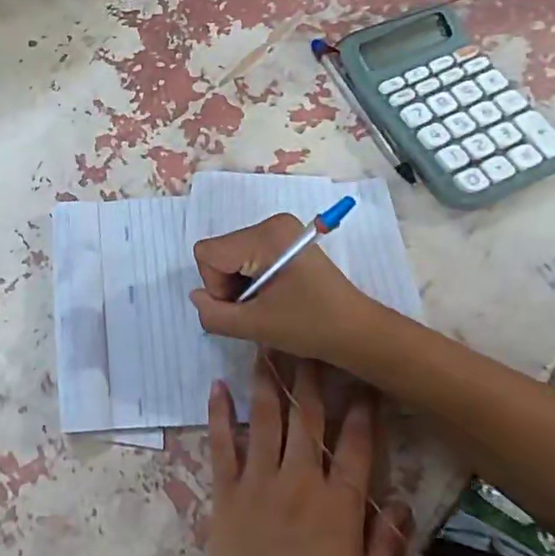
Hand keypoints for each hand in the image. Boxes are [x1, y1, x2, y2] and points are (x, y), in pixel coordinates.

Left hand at [186, 354, 408, 555]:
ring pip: (265, 420)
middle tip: (312, 337)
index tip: (366, 375)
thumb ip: (388, 547)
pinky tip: (217, 386)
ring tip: (268, 345)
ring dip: (268, 380)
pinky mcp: (225, 492)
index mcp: (341, 508)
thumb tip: (407, 505)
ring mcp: (258, 483)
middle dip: (313, 375)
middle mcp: (300, 483)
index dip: (364, 408)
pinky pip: (222, 444)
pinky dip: (219, 414)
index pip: (357, 445)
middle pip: (309, 419)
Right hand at [190, 214, 386, 367]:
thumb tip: (196, 297)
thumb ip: (214, 314)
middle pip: (219, 253)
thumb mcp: (255, 326)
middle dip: (227, 285)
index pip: (208, 254)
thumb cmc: (311, 326)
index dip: (215, 285)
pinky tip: (272, 297)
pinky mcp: (285, 242)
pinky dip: (250, 280)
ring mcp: (280, 231)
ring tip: (266, 305)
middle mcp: (271, 224)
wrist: (358, 332)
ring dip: (238, 285)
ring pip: (231, 256)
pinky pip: (247, 257)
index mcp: (265, 236)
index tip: (243, 307)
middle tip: (256, 310)